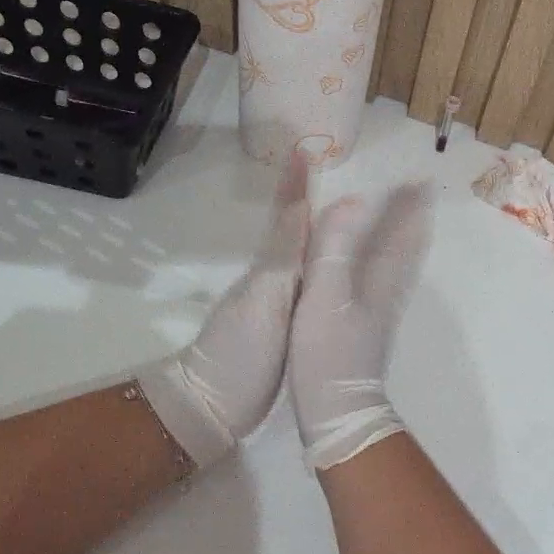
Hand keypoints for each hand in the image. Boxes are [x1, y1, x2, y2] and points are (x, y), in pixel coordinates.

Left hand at [137, 153, 308, 464]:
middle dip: (309, 198)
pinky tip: (331, 271)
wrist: (212, 407)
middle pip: (296, 230)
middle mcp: (274, 279)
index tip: (304, 147)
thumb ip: (288, 256)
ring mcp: (277, 305)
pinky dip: (321, 267)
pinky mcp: (285, 330)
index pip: (289, 216)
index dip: (297, 184)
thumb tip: (313, 207)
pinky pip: (309, 285)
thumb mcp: (266, 301)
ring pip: (302, 256)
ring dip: (318, 230)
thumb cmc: (239, 354)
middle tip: (327, 171)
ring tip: (341, 213)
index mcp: (271, 269)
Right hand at [290, 183, 432, 470]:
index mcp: (378, 281)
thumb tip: (352, 200)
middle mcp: (386, 293)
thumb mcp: (324, 296)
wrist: (337, 411)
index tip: (421, 181)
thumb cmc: (329, 353)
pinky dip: (389, 265)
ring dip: (405, 240)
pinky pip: (385, 283)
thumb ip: (335, 249)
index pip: (400, 235)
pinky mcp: (367, 329)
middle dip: (412, 219)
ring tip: (409, 222)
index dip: (410, 208)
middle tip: (421, 193)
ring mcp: (378, 313)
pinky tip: (380, 273)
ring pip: (399, 266)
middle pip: (406, 248)